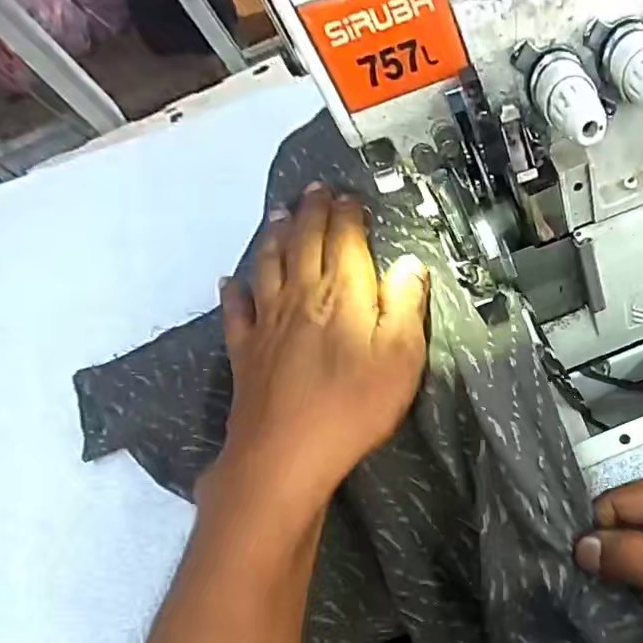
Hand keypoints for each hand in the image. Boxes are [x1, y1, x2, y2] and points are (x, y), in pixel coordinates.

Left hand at [207, 182, 429, 512]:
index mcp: (342, 295)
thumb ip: (405, 307)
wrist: (287, 451)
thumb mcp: (402, 358)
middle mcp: (300, 297)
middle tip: (316, 190)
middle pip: (304, 243)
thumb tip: (410, 264)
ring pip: (268, 265)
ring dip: (275, 236)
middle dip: (312, 212)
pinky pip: (236, 308)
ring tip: (280, 215)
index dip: (348, 214)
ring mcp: (266, 322)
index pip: (344, 240)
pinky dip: (235, 288)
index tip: (352, 195)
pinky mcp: (245, 349)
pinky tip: (232, 279)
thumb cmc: (356, 405)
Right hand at [574, 466, 642, 642]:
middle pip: (626, 520)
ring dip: (638, 572)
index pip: (612, 504)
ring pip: (642, 541)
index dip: (599, 541)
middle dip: (618, 558)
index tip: (590, 581)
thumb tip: (578, 545)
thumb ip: (630, 558)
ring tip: (642, 600)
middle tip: (616, 596)